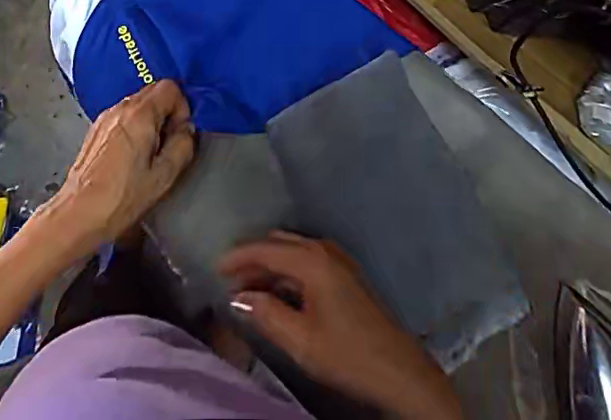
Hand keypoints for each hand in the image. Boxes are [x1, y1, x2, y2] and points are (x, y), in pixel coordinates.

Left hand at [40, 80, 194, 256]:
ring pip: (138, 104)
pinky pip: (123, 117)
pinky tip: (131, 157)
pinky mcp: (94, 132)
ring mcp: (104, 119)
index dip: (182, 108)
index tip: (179, 133)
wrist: (75, 217)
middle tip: (167, 142)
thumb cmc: (120, 198)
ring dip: (150, 121)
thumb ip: (184, 144)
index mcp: (140, 114)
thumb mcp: (165, 174)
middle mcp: (120, 109)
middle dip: (167, 112)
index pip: (171, 88)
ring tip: (149, 153)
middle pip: (154, 92)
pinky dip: (134, 128)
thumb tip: (186, 131)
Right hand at [219, 231, 460, 419]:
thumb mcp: (300, 339)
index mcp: (314, 260)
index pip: (268, 249)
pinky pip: (308, 261)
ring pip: (295, 252)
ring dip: (271, 266)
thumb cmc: (345, 352)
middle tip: (228, 281)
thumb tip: (239, 296)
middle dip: (254, 259)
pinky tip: (277, 293)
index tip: (215, 267)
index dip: (240, 256)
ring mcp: (339, 260)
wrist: (395, 365)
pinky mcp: (345, 273)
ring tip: (246, 289)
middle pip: (282, 245)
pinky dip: (288, 272)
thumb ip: (267, 314)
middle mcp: (326, 250)